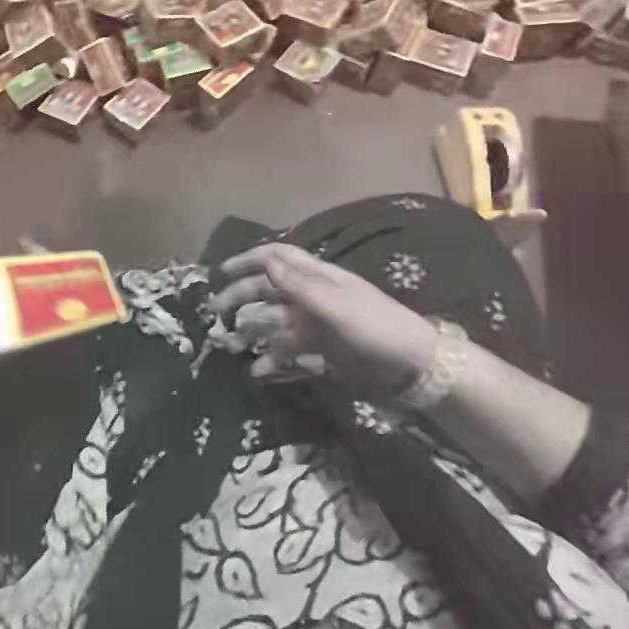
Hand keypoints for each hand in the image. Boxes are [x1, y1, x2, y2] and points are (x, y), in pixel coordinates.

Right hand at [209, 243, 436, 400]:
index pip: (278, 258)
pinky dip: (271, 359)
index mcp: (317, 277)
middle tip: (216, 312)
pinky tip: (259, 371)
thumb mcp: (334, 303)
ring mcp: (315, 325)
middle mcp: (311, 297)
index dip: (249, 260)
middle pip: (269, 289)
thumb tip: (265, 260)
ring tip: (233, 343)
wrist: (412, 366)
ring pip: (273, 322)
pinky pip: (287, 352)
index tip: (221, 272)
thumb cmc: (374, 326)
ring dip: (253, 330)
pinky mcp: (320, 351)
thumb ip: (298, 284)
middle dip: (241, 297)